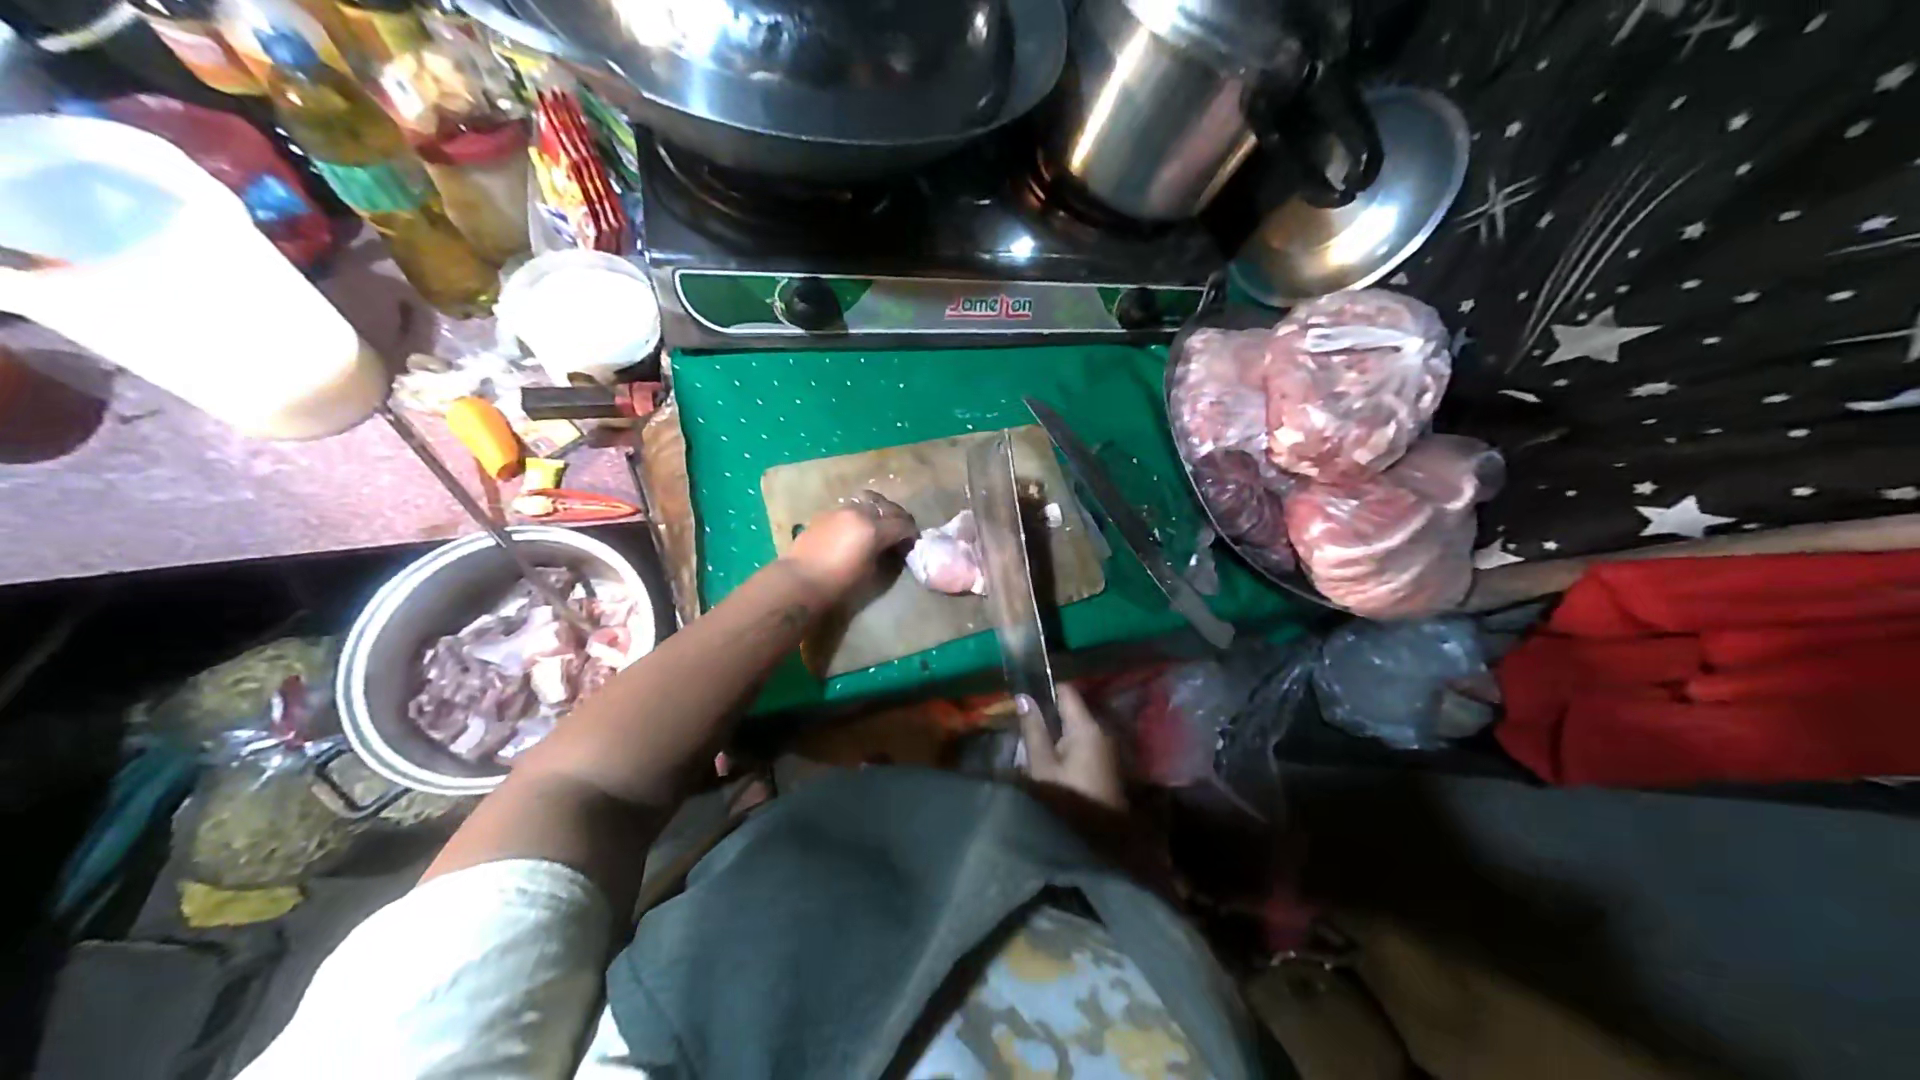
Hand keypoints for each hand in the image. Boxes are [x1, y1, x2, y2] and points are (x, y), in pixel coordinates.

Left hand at [785, 490, 916, 596]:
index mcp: (874, 529)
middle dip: (899, 518)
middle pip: (889, 507)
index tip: (913, 543)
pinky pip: (850, 508)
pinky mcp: (825, 513)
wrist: (799, 582)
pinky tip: (857, 529)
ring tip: (879, 526)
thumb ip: (890, 558)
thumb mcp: (874, 575)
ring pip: (869, 502)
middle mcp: (859, 513)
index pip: (904, 524)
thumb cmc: (840, 585)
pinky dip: (860, 514)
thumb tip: (896, 549)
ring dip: (879, 512)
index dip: (912, 534)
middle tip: (901, 533)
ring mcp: (840, 510)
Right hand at [1017, 684, 1125, 811]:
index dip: (1045, 689)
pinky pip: (1084, 743)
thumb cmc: (1068, 799)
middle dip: (1048, 713)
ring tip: (1034, 742)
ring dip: (1057, 732)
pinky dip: (1068, 746)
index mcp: (1086, 727)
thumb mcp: (1042, 765)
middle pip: (1072, 710)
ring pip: (1077, 728)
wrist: (1102, 840)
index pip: (1066, 691)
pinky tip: (1052, 759)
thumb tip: (1023, 696)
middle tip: (1023, 723)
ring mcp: (1107, 748)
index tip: (1024, 697)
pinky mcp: (1107, 764)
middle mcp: (1101, 730)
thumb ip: (1033, 729)